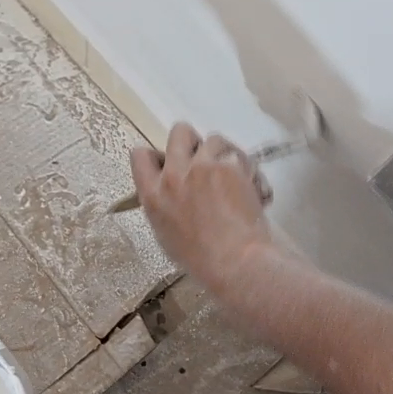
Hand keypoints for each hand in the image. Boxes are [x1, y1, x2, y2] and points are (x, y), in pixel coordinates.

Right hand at [130, 123, 275, 290]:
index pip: (140, 155)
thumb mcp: (166, 234)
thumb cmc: (200, 259)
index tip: (168, 164)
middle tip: (204, 160)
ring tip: (234, 174)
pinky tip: (252, 185)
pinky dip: (246, 167)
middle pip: (179, 132)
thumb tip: (173, 190)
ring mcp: (202, 166)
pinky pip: (238, 153)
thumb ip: (164, 205)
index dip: (156, 156)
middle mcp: (174, 174)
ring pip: (214, 138)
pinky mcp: (230, 164)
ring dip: (223, 153)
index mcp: (152, 195)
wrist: (235, 261)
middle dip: (192, 141)